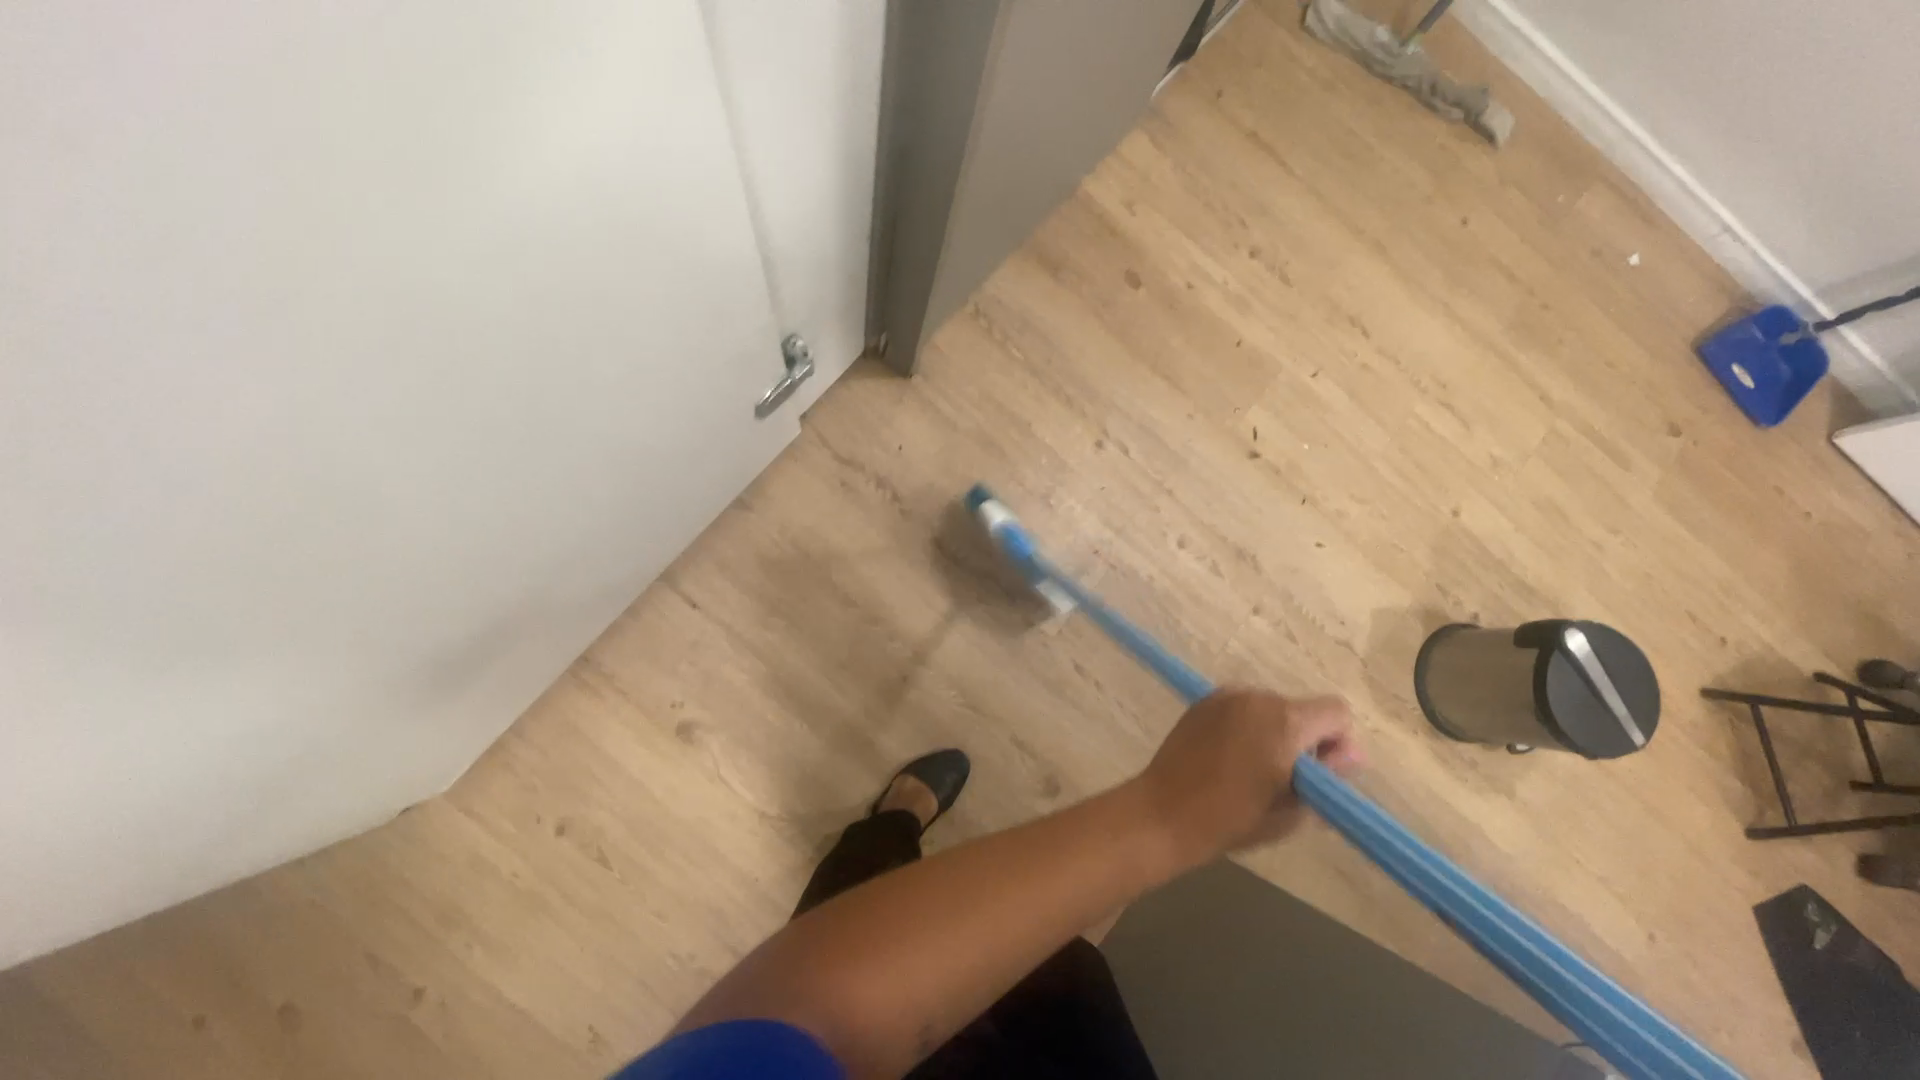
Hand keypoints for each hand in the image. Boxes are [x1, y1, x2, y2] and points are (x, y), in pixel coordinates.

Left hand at [1131, 687, 1362, 865]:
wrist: (1165, 812)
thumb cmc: (1232, 818)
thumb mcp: (1293, 810)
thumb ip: (1328, 778)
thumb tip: (1351, 757)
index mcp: (1284, 721)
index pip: (1336, 712)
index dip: (1337, 742)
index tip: (1321, 774)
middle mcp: (1256, 697)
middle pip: (1301, 709)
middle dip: (1304, 739)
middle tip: (1286, 778)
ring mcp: (1225, 696)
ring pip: (1271, 708)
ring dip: (1275, 732)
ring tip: (1255, 769)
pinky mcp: (1202, 702)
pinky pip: (1242, 708)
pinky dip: (1247, 727)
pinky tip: (1231, 757)